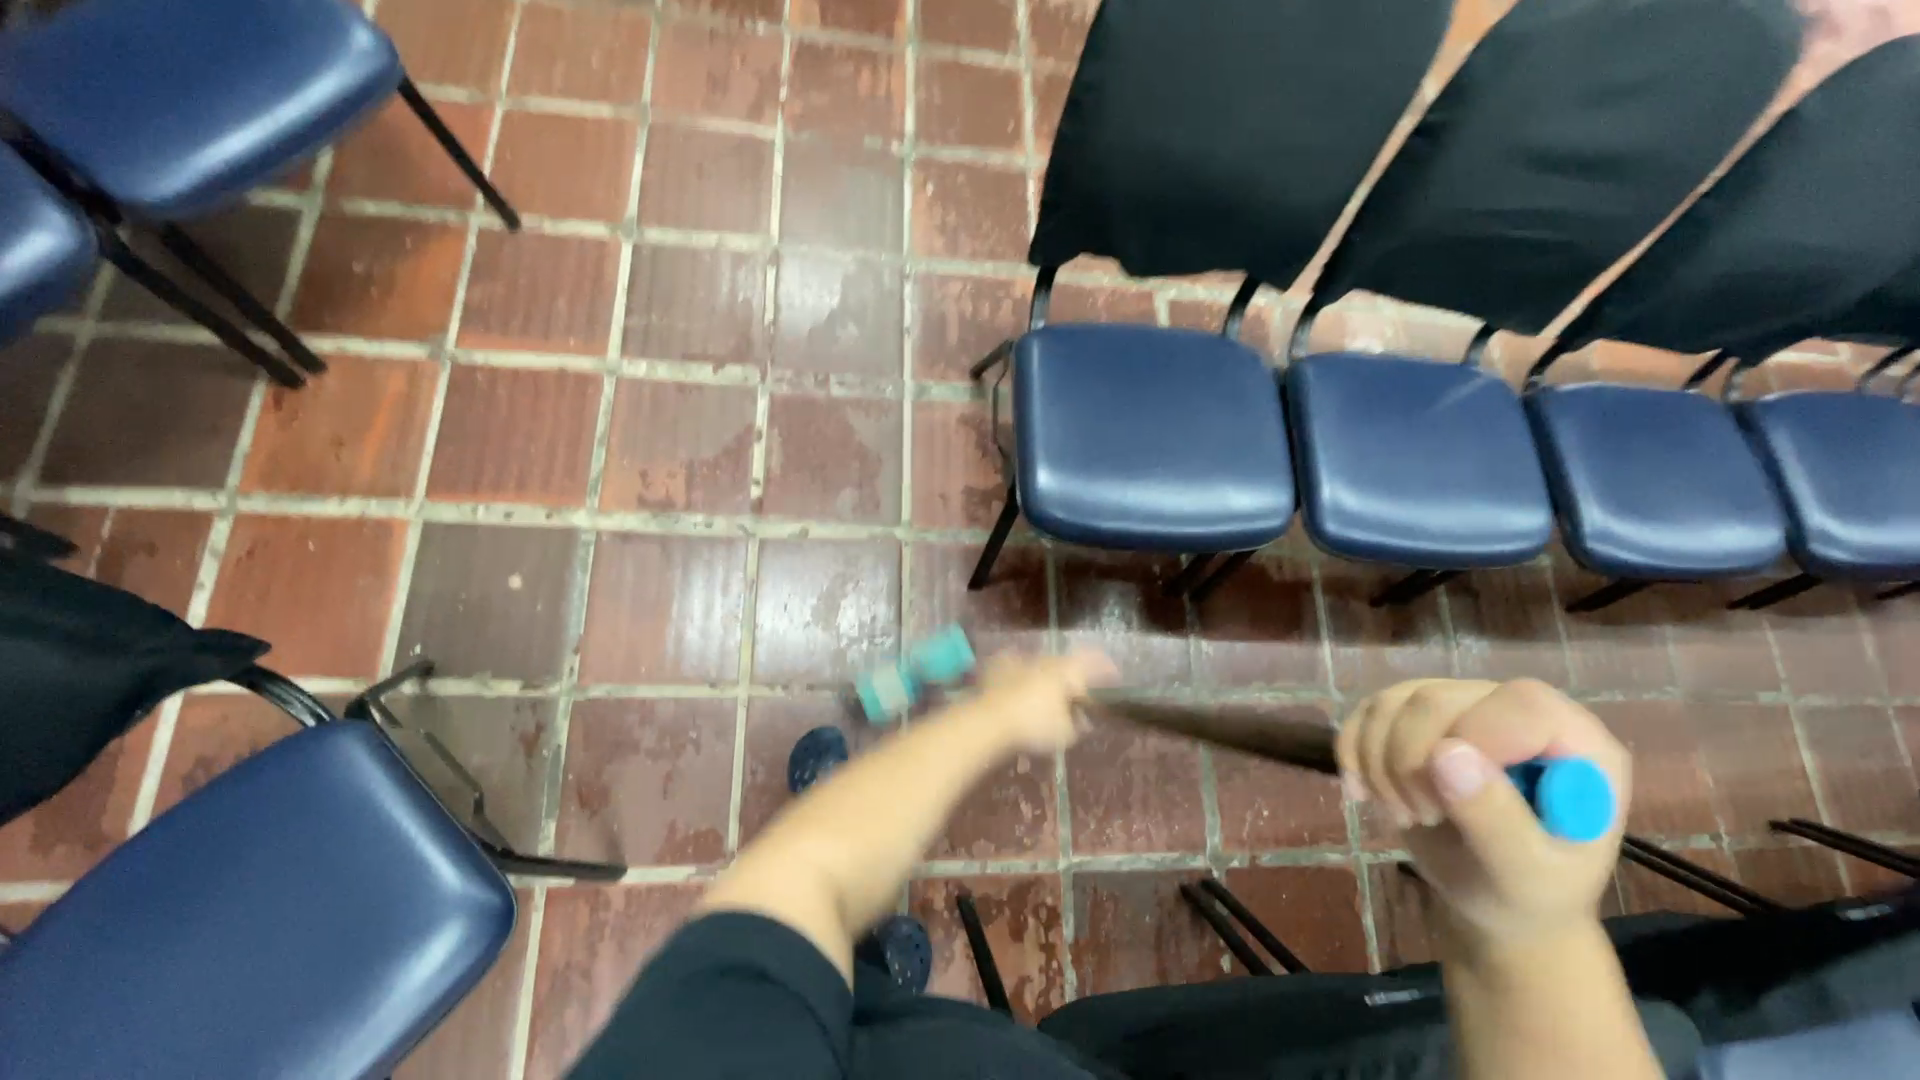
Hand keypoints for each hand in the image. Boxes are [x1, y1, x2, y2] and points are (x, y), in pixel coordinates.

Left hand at [965, 650, 1116, 753]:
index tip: (1115, 676)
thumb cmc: (1035, 726)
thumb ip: (1078, 725)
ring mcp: (1020, 660)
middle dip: (1072, 678)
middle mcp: (1046, 660)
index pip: (1094, 661)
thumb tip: (1083, 720)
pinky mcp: (998, 666)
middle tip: (1075, 695)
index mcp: (1067, 671)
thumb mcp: (1066, 734)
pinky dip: (1018, 675)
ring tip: (1044, 694)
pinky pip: (1013, 667)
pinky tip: (1016, 687)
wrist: (990, 720)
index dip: (1106, 668)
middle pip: (1065, 664)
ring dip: (1045, 677)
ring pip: (1039, 664)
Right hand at [1337, 678, 1630, 955]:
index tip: (1446, 801)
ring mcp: (1463, 708)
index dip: (1475, 738)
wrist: (1491, 898)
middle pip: (1439, 699)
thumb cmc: (1526, 893)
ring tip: (1401, 812)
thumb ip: (1496, 818)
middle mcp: (1517, 712)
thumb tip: (1446, 754)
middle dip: (1410, 762)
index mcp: (1575, 745)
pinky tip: (1364, 793)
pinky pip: (1369, 711)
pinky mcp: (1416, 717)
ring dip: (1378, 763)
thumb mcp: (1525, 876)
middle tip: (1420, 817)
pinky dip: (1353, 752)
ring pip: (1394, 702)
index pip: (1521, 702)